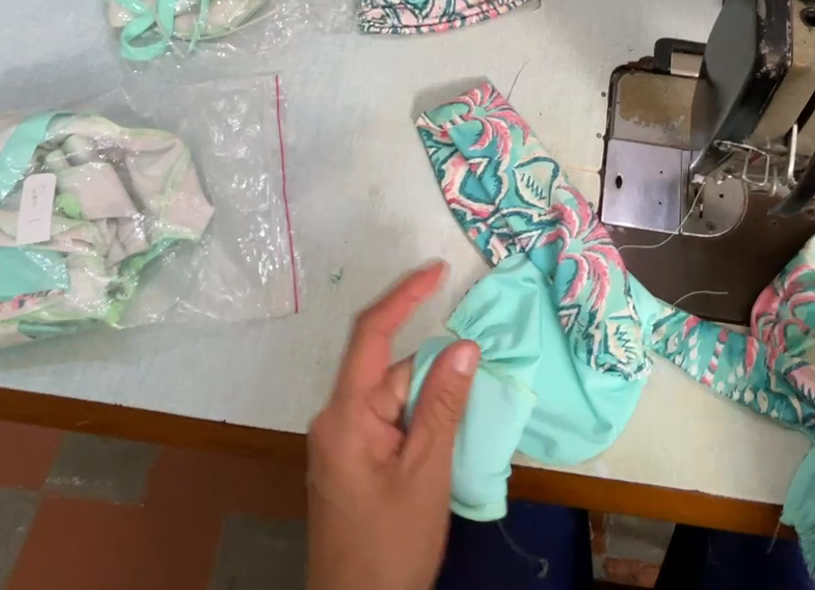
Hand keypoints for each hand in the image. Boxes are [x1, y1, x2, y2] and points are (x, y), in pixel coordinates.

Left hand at [307, 261, 480, 589]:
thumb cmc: (390, 544)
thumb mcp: (426, 471)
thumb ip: (444, 404)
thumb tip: (463, 345)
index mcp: (345, 414)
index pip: (371, 333)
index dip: (405, 296)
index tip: (438, 270)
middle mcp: (337, 418)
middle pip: (390, 370)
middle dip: (434, 373)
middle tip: (477, 385)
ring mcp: (343, 441)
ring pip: (395, 397)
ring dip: (431, 403)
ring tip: (462, 433)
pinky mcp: (353, 460)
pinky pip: (391, 420)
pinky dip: (421, 421)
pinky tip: (446, 442)